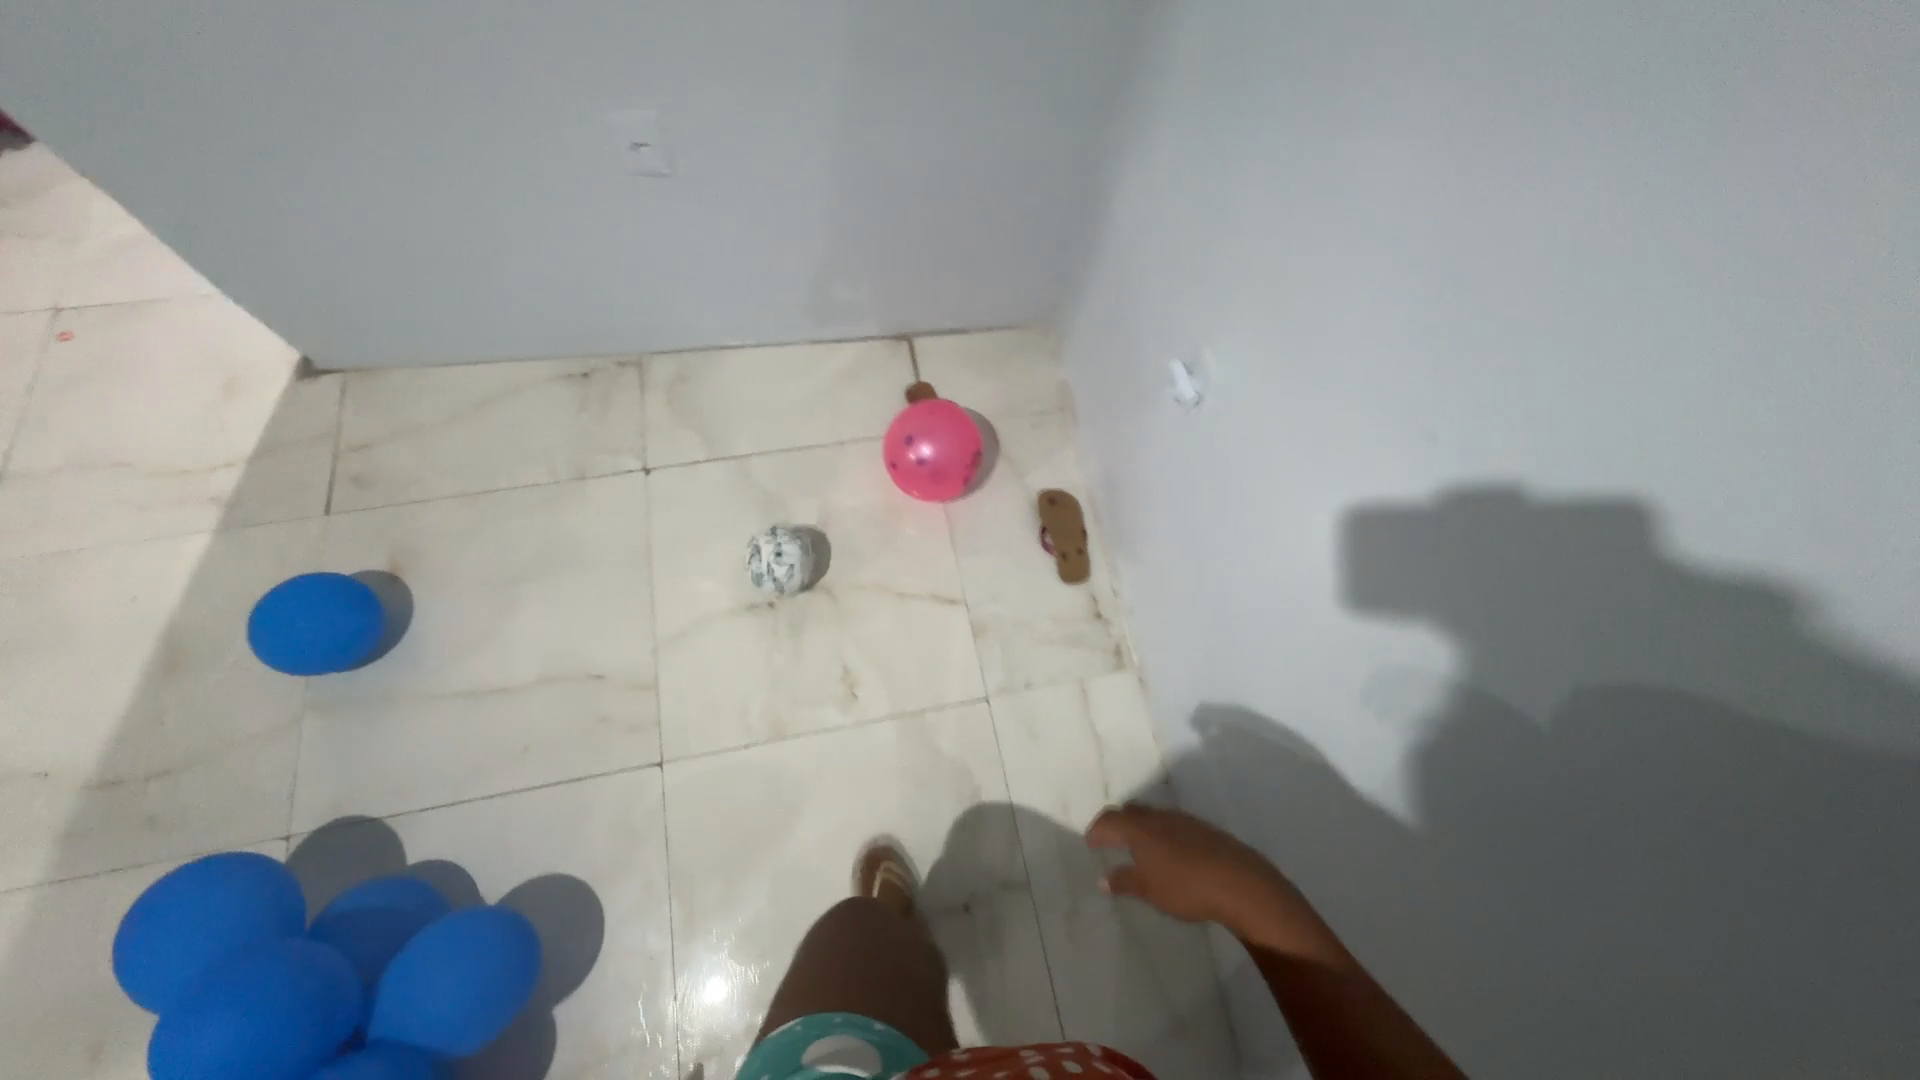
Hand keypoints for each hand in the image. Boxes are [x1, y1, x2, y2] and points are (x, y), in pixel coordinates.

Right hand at [1085, 803, 1338, 957]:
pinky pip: (1174, 824)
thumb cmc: (1185, 887)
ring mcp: (1184, 820)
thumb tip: (1102, 879)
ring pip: (1155, 816)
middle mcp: (1159, 817)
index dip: (1097, 830)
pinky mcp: (1205, 829)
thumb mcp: (1149, 890)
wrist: (1240, 883)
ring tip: (1140, 847)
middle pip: (1132, 811)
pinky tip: (1170, 853)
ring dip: (1142, 827)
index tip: (1090, 842)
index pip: (1110, 820)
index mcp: (1140, 828)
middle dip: (1118, 822)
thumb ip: (1124, 882)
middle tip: (1111, 839)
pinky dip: (1163, 834)